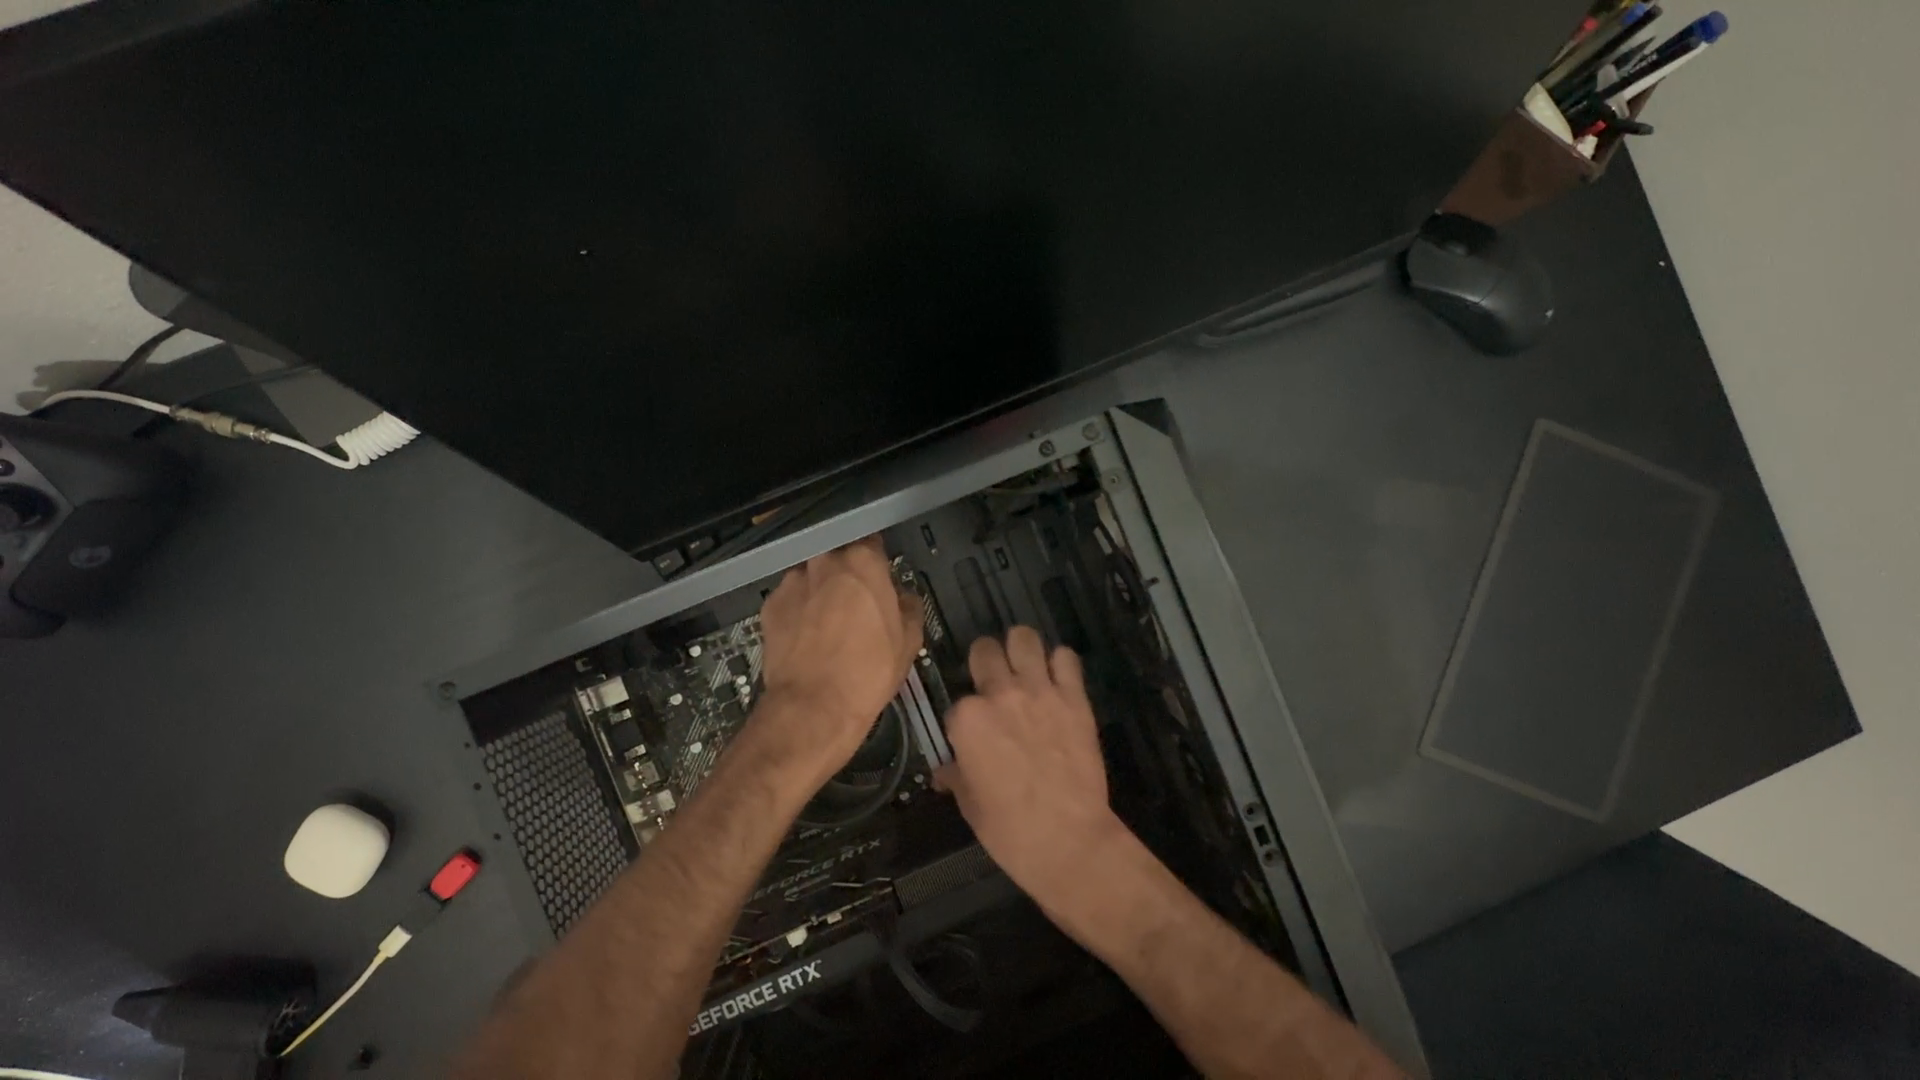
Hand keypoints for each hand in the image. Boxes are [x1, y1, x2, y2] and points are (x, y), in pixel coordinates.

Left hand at [755, 536, 923, 791]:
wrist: (813, 708)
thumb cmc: (867, 673)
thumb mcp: (909, 640)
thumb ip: (909, 605)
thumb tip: (903, 596)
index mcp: (863, 562)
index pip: (873, 541)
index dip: (877, 560)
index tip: (880, 576)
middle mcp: (825, 562)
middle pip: (839, 556)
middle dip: (847, 574)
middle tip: (856, 603)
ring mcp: (793, 581)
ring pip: (812, 576)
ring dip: (820, 591)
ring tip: (828, 624)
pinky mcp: (769, 605)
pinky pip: (790, 599)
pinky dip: (798, 611)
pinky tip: (806, 636)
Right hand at [935, 627, 1129, 912]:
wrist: (1068, 840)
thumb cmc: (1009, 830)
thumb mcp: (969, 804)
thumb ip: (957, 775)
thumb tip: (946, 770)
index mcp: (966, 720)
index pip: (957, 702)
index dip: (965, 718)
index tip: (973, 733)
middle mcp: (999, 694)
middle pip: (985, 650)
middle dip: (986, 661)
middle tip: (995, 681)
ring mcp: (1040, 692)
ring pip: (1024, 638)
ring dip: (1021, 649)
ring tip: (1025, 667)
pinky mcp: (1075, 698)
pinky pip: (1067, 658)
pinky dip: (1060, 664)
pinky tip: (1058, 680)